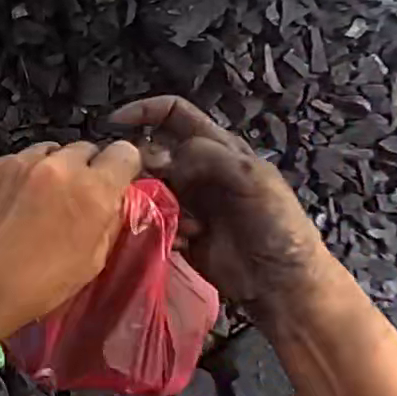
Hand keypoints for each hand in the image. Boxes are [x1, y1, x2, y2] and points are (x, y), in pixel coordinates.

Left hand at [0, 140, 141, 337]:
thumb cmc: (42, 282)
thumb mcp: (93, 259)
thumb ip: (108, 220)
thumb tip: (113, 200)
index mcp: (93, 190)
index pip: (124, 153)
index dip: (123, 167)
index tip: (117, 180)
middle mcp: (59, 167)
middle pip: (85, 149)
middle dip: (87, 168)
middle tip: (77, 196)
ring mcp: (23, 162)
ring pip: (52, 150)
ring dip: (55, 167)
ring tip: (44, 197)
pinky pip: (21, 159)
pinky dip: (25, 173)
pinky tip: (17, 199)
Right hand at [108, 96, 341, 325]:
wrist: (282, 284)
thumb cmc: (279, 228)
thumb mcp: (253, 179)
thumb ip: (209, 155)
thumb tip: (162, 157)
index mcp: (216, 148)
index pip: (173, 113)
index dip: (143, 111)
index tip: (115, 123)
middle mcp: (194, 169)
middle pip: (148, 150)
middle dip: (139, 163)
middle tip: (145, 183)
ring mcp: (182, 199)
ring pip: (143, 183)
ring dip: (145, 197)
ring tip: (164, 216)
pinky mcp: (173, 227)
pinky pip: (146, 216)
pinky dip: (152, 224)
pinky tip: (177, 238)